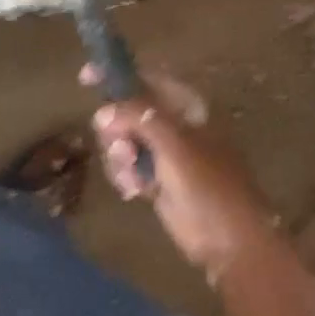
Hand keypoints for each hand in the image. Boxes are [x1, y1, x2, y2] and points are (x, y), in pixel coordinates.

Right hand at [85, 65, 277, 279]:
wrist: (229, 240)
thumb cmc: (208, 185)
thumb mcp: (174, 144)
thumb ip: (137, 118)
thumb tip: (102, 112)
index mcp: (186, 107)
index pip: (146, 78)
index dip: (116, 75)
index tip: (85, 78)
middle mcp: (173, 125)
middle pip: (126, 111)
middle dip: (116, 128)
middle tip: (121, 147)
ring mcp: (164, 154)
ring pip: (122, 140)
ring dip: (119, 156)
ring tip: (131, 175)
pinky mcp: (155, 180)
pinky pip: (126, 167)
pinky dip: (124, 175)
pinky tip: (133, 190)